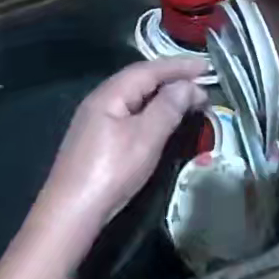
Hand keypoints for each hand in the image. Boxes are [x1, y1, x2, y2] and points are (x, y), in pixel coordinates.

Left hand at [32, 57, 208, 241]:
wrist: (71, 213)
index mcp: (109, 94)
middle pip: (139, 80)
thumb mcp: (145, 138)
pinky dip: (151, 111)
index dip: (178, 66)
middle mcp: (99, 101)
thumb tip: (188, 85)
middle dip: (172, 78)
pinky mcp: (96, 141)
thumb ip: (168, 108)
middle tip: (202, 82)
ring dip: (163, 95)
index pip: (148, 69)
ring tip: (188, 99)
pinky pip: (129, 113)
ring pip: (134, 98)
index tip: (207, 66)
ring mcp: (95, 121)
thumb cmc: (111, 172)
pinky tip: (161, 120)